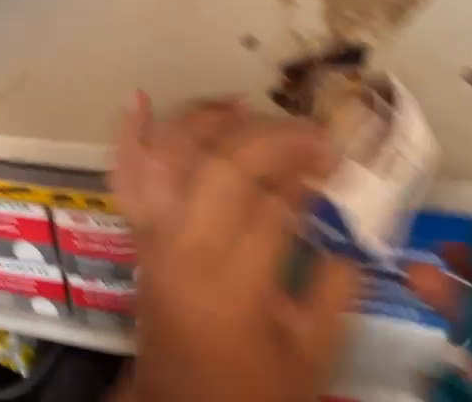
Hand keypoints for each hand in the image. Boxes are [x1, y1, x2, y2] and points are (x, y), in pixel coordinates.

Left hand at [110, 92, 361, 401]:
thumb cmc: (252, 389)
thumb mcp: (313, 357)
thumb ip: (335, 292)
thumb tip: (347, 232)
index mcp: (236, 284)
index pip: (271, 204)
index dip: (306, 173)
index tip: (336, 159)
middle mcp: (185, 246)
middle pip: (221, 168)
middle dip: (270, 139)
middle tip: (309, 133)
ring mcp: (152, 234)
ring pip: (168, 156)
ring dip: (204, 121)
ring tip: (246, 105)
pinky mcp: (135, 233)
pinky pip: (123, 175)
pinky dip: (128, 134)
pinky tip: (139, 99)